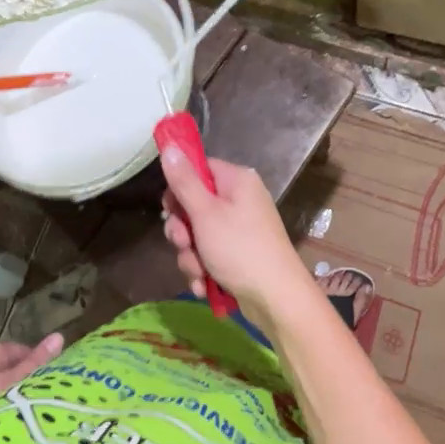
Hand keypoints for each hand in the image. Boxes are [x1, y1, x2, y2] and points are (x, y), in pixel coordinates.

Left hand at [0, 335, 62, 422]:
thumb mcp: (8, 382)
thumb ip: (33, 363)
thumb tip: (60, 335)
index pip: (24, 350)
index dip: (35, 365)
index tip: (45, 383)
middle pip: (7, 363)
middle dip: (18, 378)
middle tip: (30, 398)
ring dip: (1, 388)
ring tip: (11, 408)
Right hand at [160, 149, 317, 334]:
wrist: (275, 297)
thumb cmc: (239, 248)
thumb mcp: (205, 213)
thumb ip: (184, 181)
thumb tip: (169, 146)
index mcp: (237, 180)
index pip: (199, 169)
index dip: (179, 188)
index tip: (168, 209)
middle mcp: (240, 199)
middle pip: (195, 205)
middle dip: (183, 232)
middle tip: (184, 244)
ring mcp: (241, 228)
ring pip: (199, 235)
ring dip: (191, 256)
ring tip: (199, 273)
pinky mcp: (239, 253)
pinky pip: (210, 254)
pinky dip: (204, 270)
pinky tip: (204, 286)